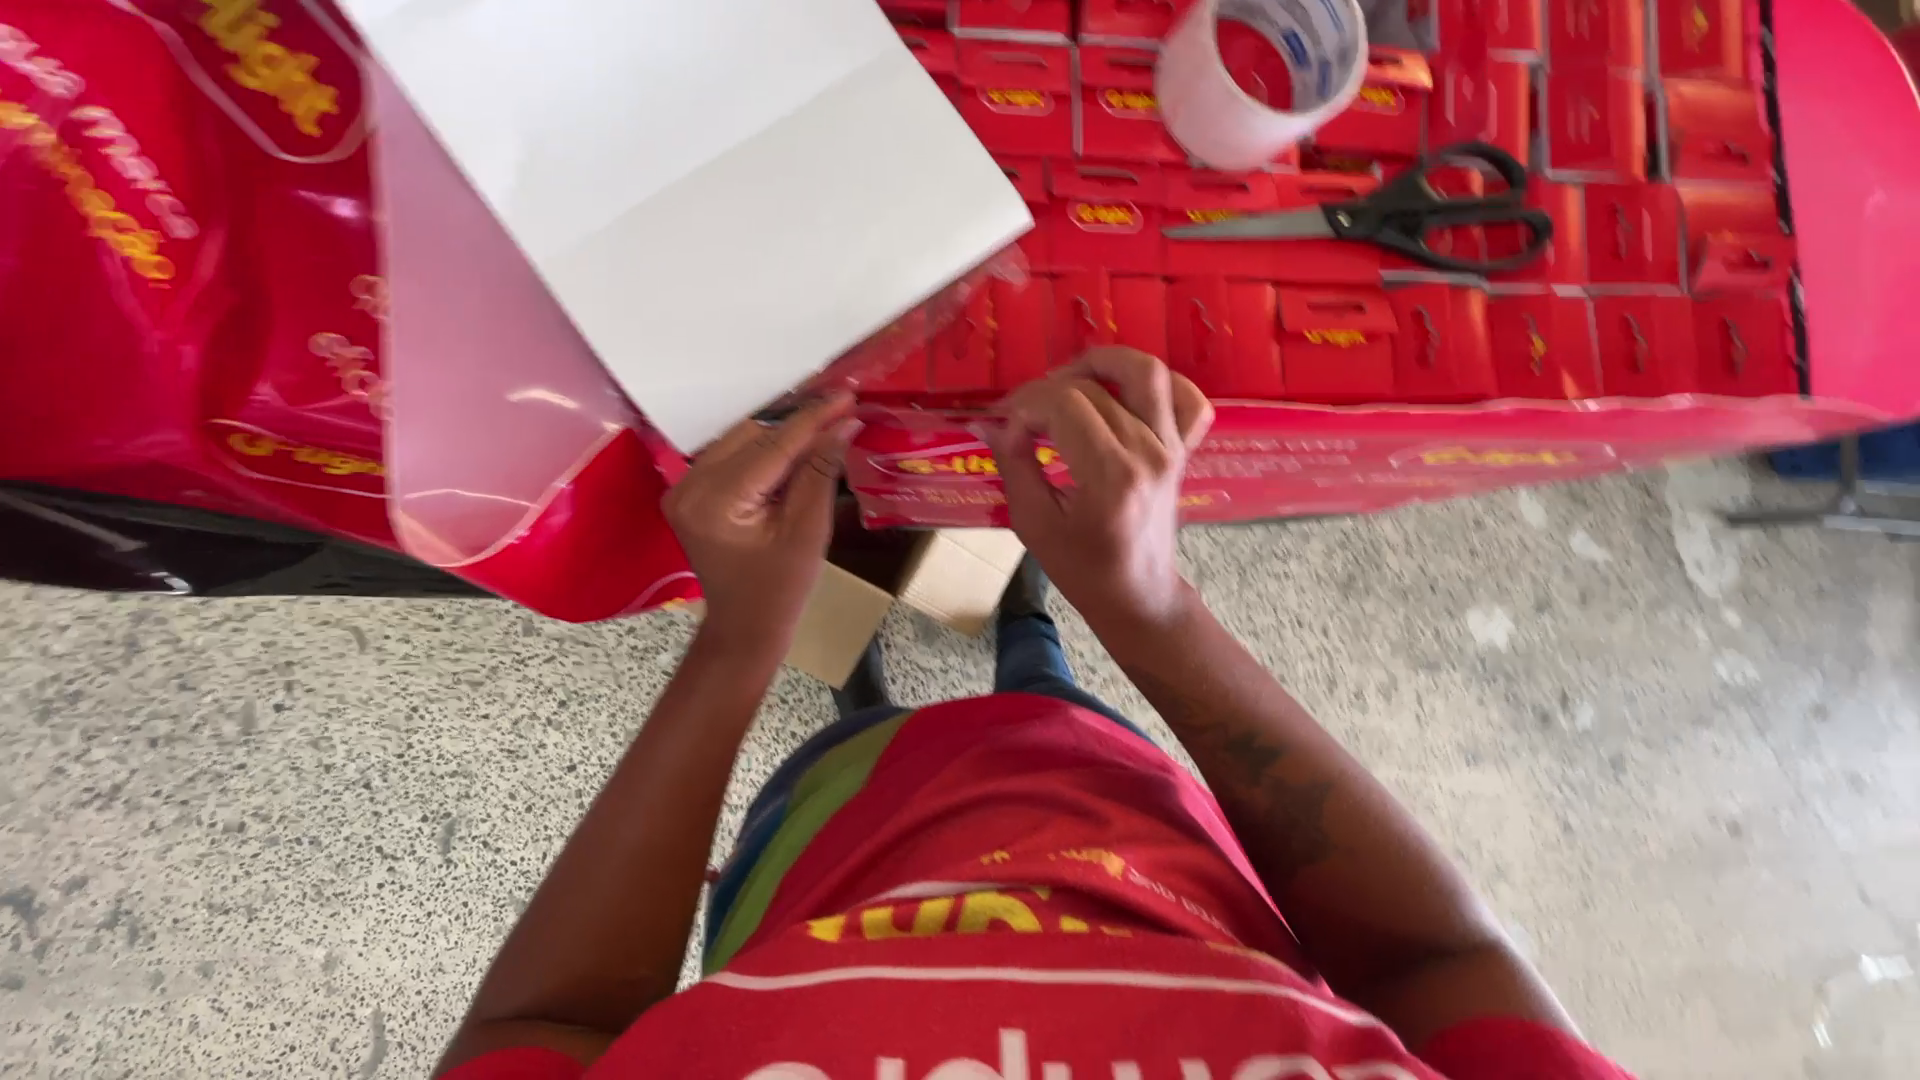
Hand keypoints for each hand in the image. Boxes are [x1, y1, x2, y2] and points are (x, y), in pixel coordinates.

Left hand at [663, 394, 859, 641]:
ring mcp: (683, 488)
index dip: (813, 419)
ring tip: (823, 430)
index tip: (846, 396)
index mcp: (717, 502)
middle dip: (798, 425)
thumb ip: (821, 472)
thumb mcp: (808, 531)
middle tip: (841, 413)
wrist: (744, 626)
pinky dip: (763, 450)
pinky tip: (794, 452)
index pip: (772, 446)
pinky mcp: (689, 491)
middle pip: (752, 435)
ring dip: (781, 435)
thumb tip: (844, 425)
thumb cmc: (781, 589)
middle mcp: (690, 487)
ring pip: (740, 439)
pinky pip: (730, 455)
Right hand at [983, 348, 1213, 631]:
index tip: (1005, 426)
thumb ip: (1014, 465)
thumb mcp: (1033, 524)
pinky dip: (1162, 384)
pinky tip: (1128, 393)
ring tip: (1070, 380)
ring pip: (1145, 373)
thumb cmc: (1081, 570)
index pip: (1063, 405)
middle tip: (1022, 415)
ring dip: (1102, 363)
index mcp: (1110, 476)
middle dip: (1045, 392)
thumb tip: (991, 422)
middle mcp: (1148, 452)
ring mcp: (1172, 447)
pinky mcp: (1184, 450)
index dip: (1025, 405)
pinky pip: (1188, 398)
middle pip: (1093, 387)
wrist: (1138, 596)